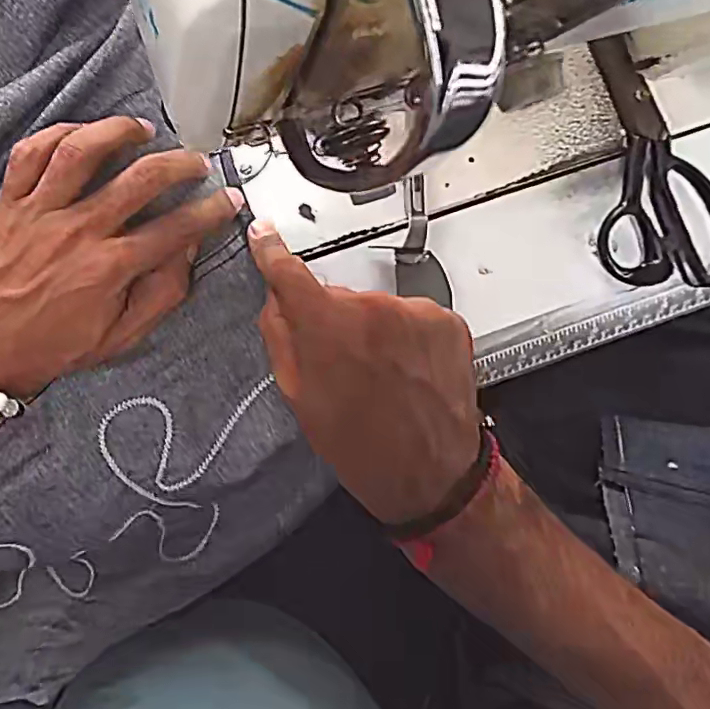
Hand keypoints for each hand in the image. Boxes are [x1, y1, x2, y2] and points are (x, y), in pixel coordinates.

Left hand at [0, 117, 242, 446]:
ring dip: (118, 132)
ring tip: (142, 131)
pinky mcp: (12, 204)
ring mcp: (41, 212)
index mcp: (109, 269)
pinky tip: (81, 133)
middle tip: (195, 162)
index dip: (211, 210)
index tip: (225, 200)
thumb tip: (187, 252)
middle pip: (141, 179)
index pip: (176, 227)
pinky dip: (57, 133)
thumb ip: (160, 294)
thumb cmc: (50, 346)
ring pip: (83, 151)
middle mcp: (78, 233)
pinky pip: (31, 153)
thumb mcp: (119, 337)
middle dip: (180, 163)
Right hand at [248, 218, 484, 525]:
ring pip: (374, 305)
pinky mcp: (445, 320)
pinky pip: (408, 314)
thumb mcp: (298, 396)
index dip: (271, 249)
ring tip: (380, 374)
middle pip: (336, 295)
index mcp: (327, 327)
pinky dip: (404, 335)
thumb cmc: (363, 445)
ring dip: (372, 329)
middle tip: (343, 363)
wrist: (430, 474)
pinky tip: (405, 369)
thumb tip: (276, 302)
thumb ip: (280, 337)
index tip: (264, 234)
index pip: (288, 270)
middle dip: (333, 320)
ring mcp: (413, 313)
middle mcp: (371, 310)